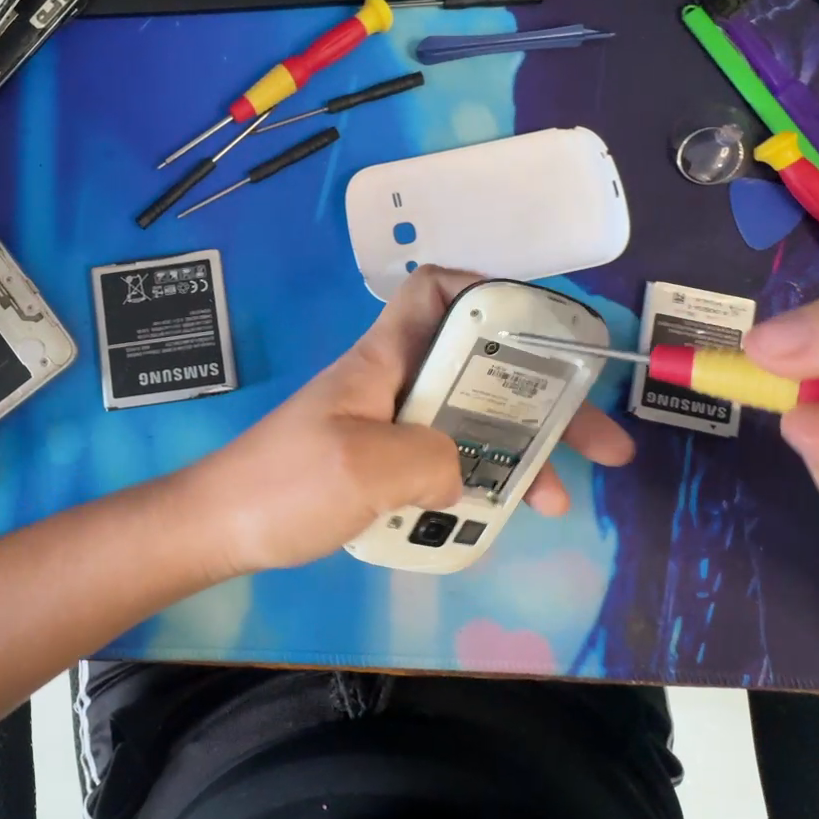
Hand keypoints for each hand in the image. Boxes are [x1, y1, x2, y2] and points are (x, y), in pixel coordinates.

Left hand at [177, 266, 634, 576]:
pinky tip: (495, 519)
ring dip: (516, 454)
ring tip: (554, 501)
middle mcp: (392, 383)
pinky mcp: (378, 465)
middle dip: (545, 401)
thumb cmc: (286, 484)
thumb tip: (464, 472)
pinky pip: (442, 462)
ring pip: (467, 423)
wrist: (219, 528)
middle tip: (600, 446)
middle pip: (479, 369)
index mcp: (385, 360)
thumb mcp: (366, 467)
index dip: (492, 292)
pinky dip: (475, 483)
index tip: (546, 335)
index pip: (438, 291)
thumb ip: (433, 460)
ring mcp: (385, 425)